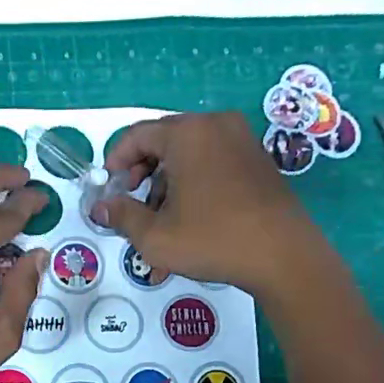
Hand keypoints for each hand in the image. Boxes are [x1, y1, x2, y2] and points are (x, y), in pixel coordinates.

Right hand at [93, 112, 333, 296]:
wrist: (283, 256)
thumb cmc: (213, 241)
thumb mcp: (156, 237)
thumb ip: (122, 217)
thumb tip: (100, 207)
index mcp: (187, 133)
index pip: (137, 136)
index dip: (116, 163)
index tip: (108, 190)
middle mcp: (216, 126)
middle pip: (165, 146)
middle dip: (144, 182)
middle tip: (134, 213)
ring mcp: (243, 142)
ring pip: (191, 161)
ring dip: (170, 194)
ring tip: (163, 234)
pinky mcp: (260, 164)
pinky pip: (215, 169)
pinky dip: (197, 192)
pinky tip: (192, 228)